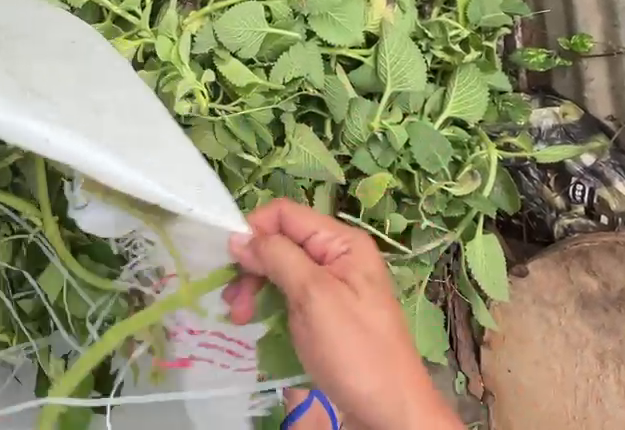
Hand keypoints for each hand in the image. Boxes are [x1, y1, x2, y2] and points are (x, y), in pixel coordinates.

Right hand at [224, 200, 463, 429]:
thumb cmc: (355, 351)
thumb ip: (276, 256)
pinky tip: (254, 318)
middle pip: (280, 240)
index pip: (284, 214)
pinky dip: (267, 302)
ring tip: (239, 314)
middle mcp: (337, 255)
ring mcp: (331, 284)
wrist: (392, 416)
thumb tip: (238, 236)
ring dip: (254, 286)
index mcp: (342, 241)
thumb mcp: (313, 296)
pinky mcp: (324, 311)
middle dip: (252, 264)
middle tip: (232, 300)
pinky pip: (287, 292)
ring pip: (279, 266)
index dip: (254, 229)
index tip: (231, 260)